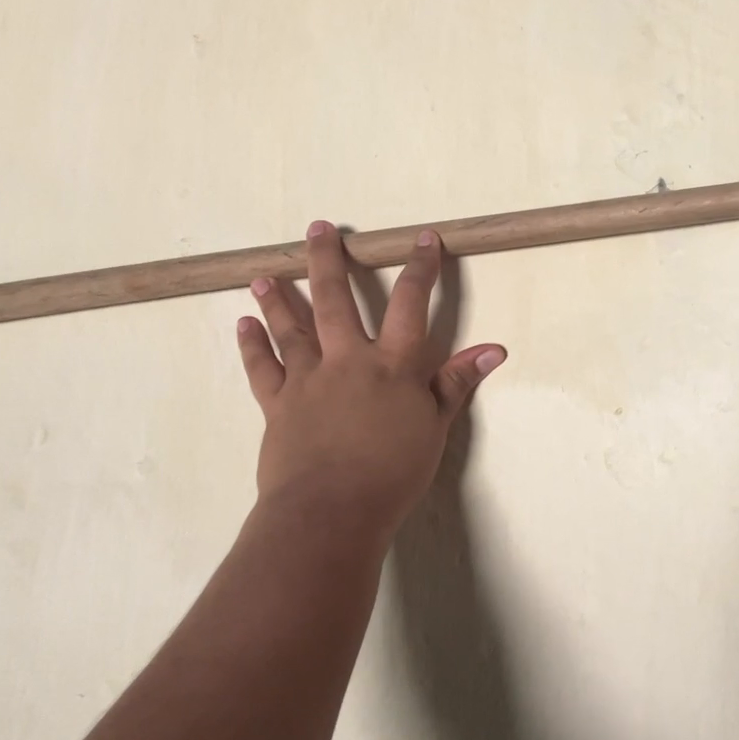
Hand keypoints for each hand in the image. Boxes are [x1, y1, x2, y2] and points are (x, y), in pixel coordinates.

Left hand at [236, 221, 505, 544]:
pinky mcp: (277, 405)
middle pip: (335, 301)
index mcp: (393, 365)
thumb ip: (457, 382)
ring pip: (291, 329)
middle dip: (328, 262)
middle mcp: (348, 361)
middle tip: (318, 229)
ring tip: (264, 272)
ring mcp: (308, 381)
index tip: (422, 238)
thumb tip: (494, 348)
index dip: (420, 269)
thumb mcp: (437, 426)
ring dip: (279, 298)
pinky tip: (244, 324)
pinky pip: (262, 369)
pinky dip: (252, 345)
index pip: (412, 304)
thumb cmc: (394, 470)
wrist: (330, 510)